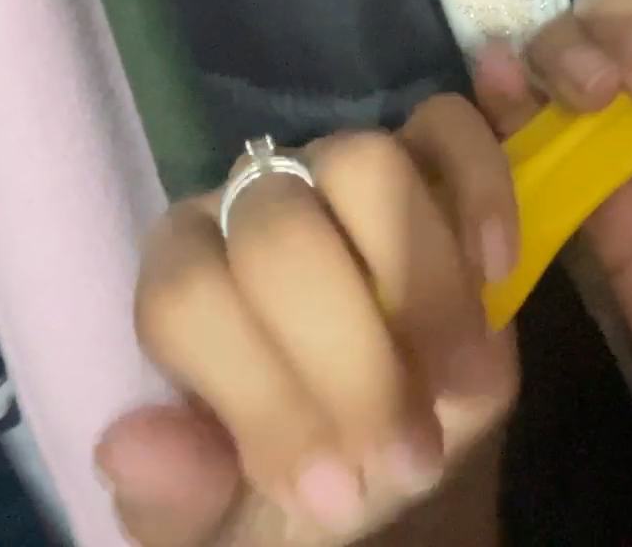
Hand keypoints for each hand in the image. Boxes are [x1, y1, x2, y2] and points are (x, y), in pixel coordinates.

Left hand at [103, 97, 518, 544]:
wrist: (408, 432)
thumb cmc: (313, 468)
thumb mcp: (239, 520)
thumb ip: (180, 496)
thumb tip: (135, 444)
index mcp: (189, 278)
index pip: (188, 298)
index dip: (263, 398)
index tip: (337, 491)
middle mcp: (259, 199)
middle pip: (281, 233)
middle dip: (351, 358)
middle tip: (407, 455)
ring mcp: (350, 161)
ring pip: (368, 165)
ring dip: (426, 284)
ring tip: (461, 377)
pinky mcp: (434, 147)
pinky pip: (452, 125)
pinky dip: (482, 191)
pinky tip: (496, 268)